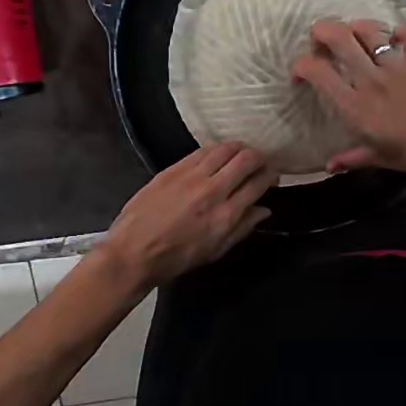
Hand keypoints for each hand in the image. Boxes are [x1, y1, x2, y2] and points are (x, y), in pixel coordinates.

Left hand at [98, 142, 275, 286]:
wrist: (133, 252)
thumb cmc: (178, 257)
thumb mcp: (217, 250)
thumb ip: (243, 227)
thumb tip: (264, 209)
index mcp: (226, 214)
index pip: (258, 183)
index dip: (271, 175)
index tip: (272, 177)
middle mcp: (213, 190)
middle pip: (246, 159)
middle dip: (259, 158)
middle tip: (259, 164)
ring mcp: (191, 176)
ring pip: (225, 148)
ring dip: (239, 149)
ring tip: (240, 156)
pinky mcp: (173, 169)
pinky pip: (202, 151)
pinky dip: (216, 150)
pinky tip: (217, 156)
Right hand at [290, 18, 405, 175]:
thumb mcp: (381, 158)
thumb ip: (353, 158)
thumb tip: (329, 165)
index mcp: (355, 106)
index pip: (317, 72)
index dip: (302, 65)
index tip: (302, 72)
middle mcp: (371, 79)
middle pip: (337, 37)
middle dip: (322, 30)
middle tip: (322, 39)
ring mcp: (397, 65)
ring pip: (368, 28)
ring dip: (356, 27)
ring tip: (355, 35)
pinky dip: (401, 30)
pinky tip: (397, 38)